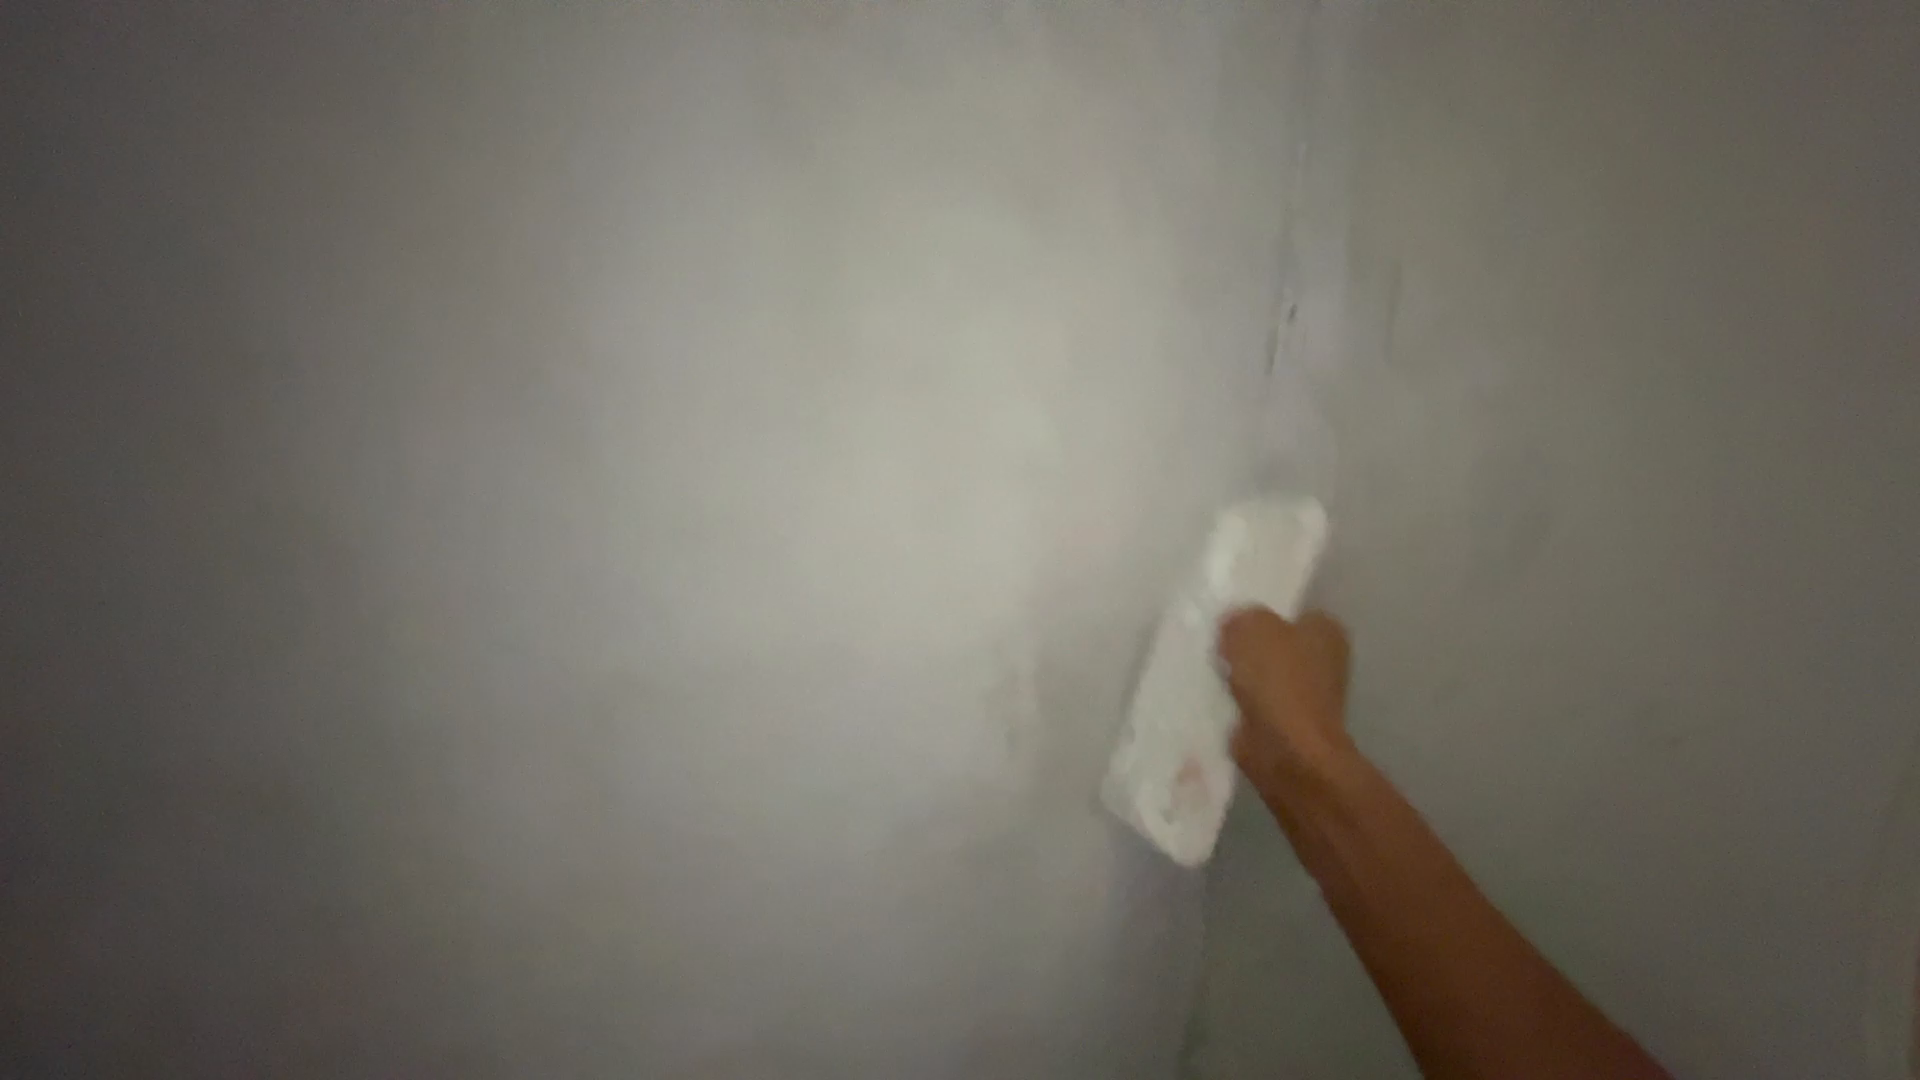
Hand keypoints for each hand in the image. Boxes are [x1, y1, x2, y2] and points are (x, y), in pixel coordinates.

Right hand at [1217, 607, 1353, 790]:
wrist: (1285, 749)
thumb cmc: (1277, 680)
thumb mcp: (1251, 627)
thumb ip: (1242, 616)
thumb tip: (1234, 624)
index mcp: (1326, 630)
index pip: (1291, 610)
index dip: (1262, 611)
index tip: (1232, 617)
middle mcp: (1323, 661)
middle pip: (1275, 643)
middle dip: (1247, 645)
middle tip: (1214, 641)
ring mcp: (1306, 695)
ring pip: (1261, 674)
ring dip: (1239, 675)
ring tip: (1208, 668)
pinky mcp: (1285, 723)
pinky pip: (1253, 702)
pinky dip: (1236, 701)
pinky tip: (1212, 695)